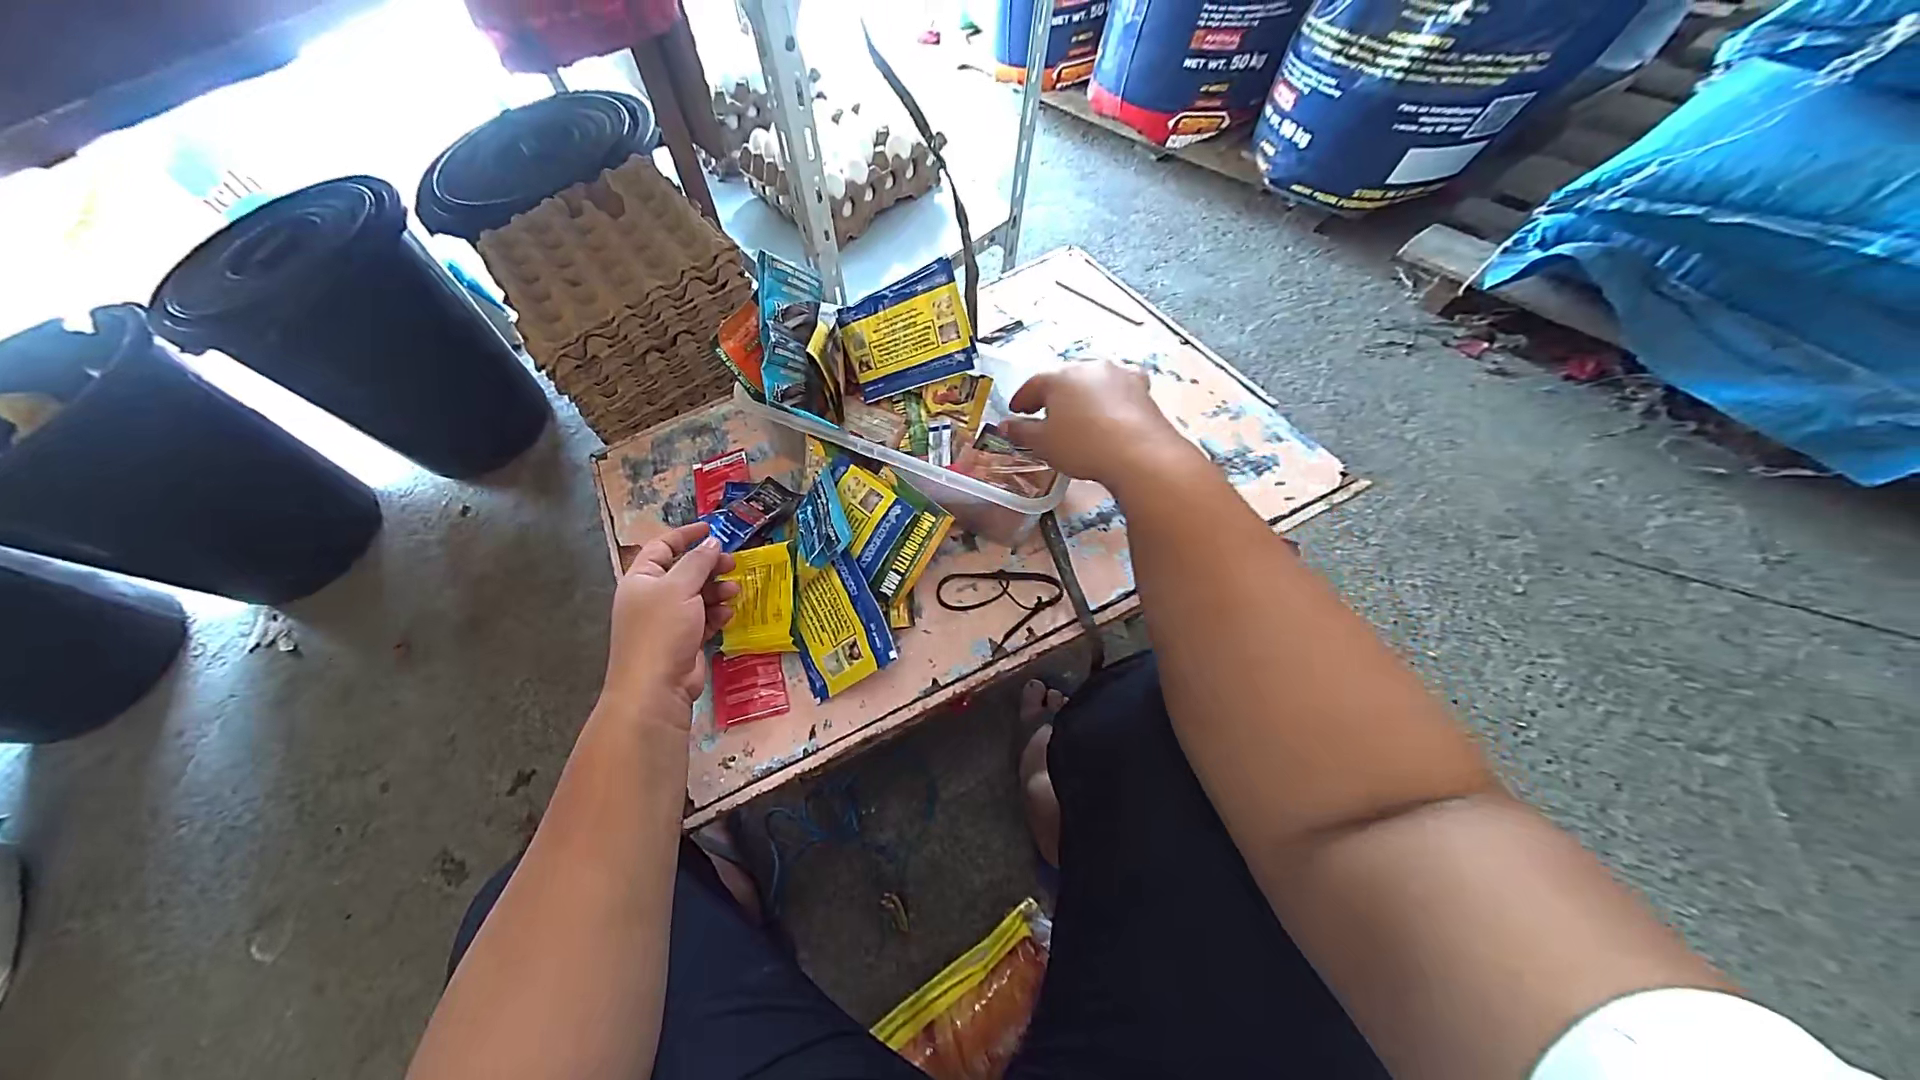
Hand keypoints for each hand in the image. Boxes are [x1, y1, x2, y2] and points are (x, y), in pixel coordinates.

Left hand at [602, 522, 739, 720]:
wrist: (655, 687)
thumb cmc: (661, 630)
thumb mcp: (679, 588)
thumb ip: (698, 562)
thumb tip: (712, 542)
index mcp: (641, 579)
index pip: (662, 547)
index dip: (685, 535)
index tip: (711, 528)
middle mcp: (653, 597)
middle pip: (685, 571)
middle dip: (709, 566)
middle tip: (731, 563)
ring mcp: (668, 620)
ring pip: (698, 595)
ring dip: (717, 591)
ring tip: (733, 591)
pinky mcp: (684, 640)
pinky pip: (704, 619)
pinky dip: (716, 614)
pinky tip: (727, 615)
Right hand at [1002, 361, 1192, 486]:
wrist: (1139, 454)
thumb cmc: (1082, 446)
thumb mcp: (1043, 444)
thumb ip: (1022, 433)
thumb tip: (1006, 427)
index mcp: (1058, 377)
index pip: (1032, 385)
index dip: (1022, 400)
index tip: (1016, 412)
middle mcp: (1088, 367)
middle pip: (1064, 379)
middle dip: (1053, 396)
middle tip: (1045, 414)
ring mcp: (1118, 375)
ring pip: (1092, 382)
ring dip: (1083, 396)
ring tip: (1077, 416)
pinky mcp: (1141, 388)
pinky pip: (1118, 391)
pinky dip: (1109, 400)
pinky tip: (1109, 413)